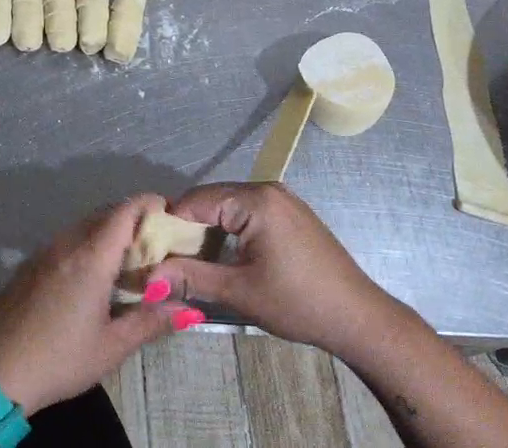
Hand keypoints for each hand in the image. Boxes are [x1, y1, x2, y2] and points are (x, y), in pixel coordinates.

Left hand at [0, 194, 195, 413]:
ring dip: (109, 233)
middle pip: (105, 215)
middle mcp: (67, 244)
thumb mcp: (111, 347)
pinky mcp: (30, 265)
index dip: (149, 204)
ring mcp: (44, 252)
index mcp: (91, 258)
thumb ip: (150, 322)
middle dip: (133, 220)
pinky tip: (94, 276)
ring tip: (130, 261)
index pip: (124, 211)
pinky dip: (87, 245)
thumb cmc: (59, 359)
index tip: (169, 213)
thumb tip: (189, 310)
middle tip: (157, 243)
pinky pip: (66, 241)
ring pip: (84, 227)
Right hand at [143, 182, 408, 357]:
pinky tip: (221, 256)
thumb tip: (149, 274)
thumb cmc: (298, 303)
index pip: (196, 200)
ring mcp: (282, 200)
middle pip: (211, 200)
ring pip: (228, 206)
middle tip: (166, 258)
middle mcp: (267, 190)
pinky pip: (247, 212)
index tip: (150, 249)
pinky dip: (229, 230)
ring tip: (189, 261)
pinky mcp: (290, 214)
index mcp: (255, 201)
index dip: (169, 223)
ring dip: (207, 230)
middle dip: (187, 227)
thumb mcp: (239, 292)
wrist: (359, 318)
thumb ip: (191, 277)